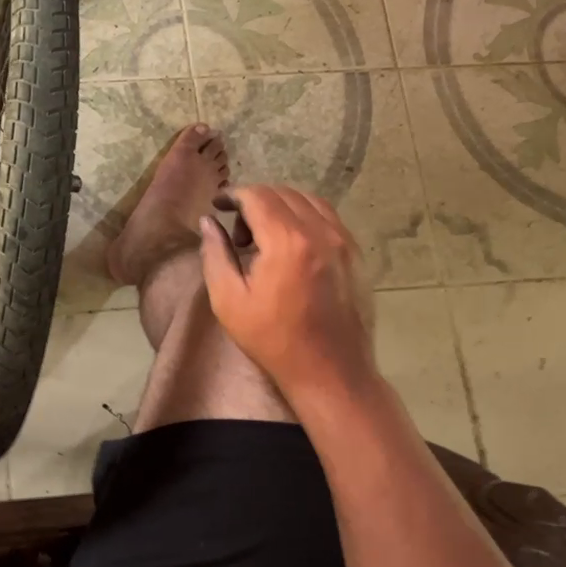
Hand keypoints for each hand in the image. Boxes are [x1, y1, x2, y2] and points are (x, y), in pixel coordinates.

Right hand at [199, 185, 376, 404]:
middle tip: (239, 234)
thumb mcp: (228, 300)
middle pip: (282, 193)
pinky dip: (305, 216)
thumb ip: (215, 253)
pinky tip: (292, 244)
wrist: (332, 373)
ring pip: (308, 200)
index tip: (217, 207)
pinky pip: (328, 217)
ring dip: (281, 205)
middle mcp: (320, 232)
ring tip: (267, 236)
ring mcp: (344, 242)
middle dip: (254, 202)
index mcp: (287, 241)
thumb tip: (209, 222)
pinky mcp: (356, 255)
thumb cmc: (274, 339)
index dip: (232, 195)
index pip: (257, 195)